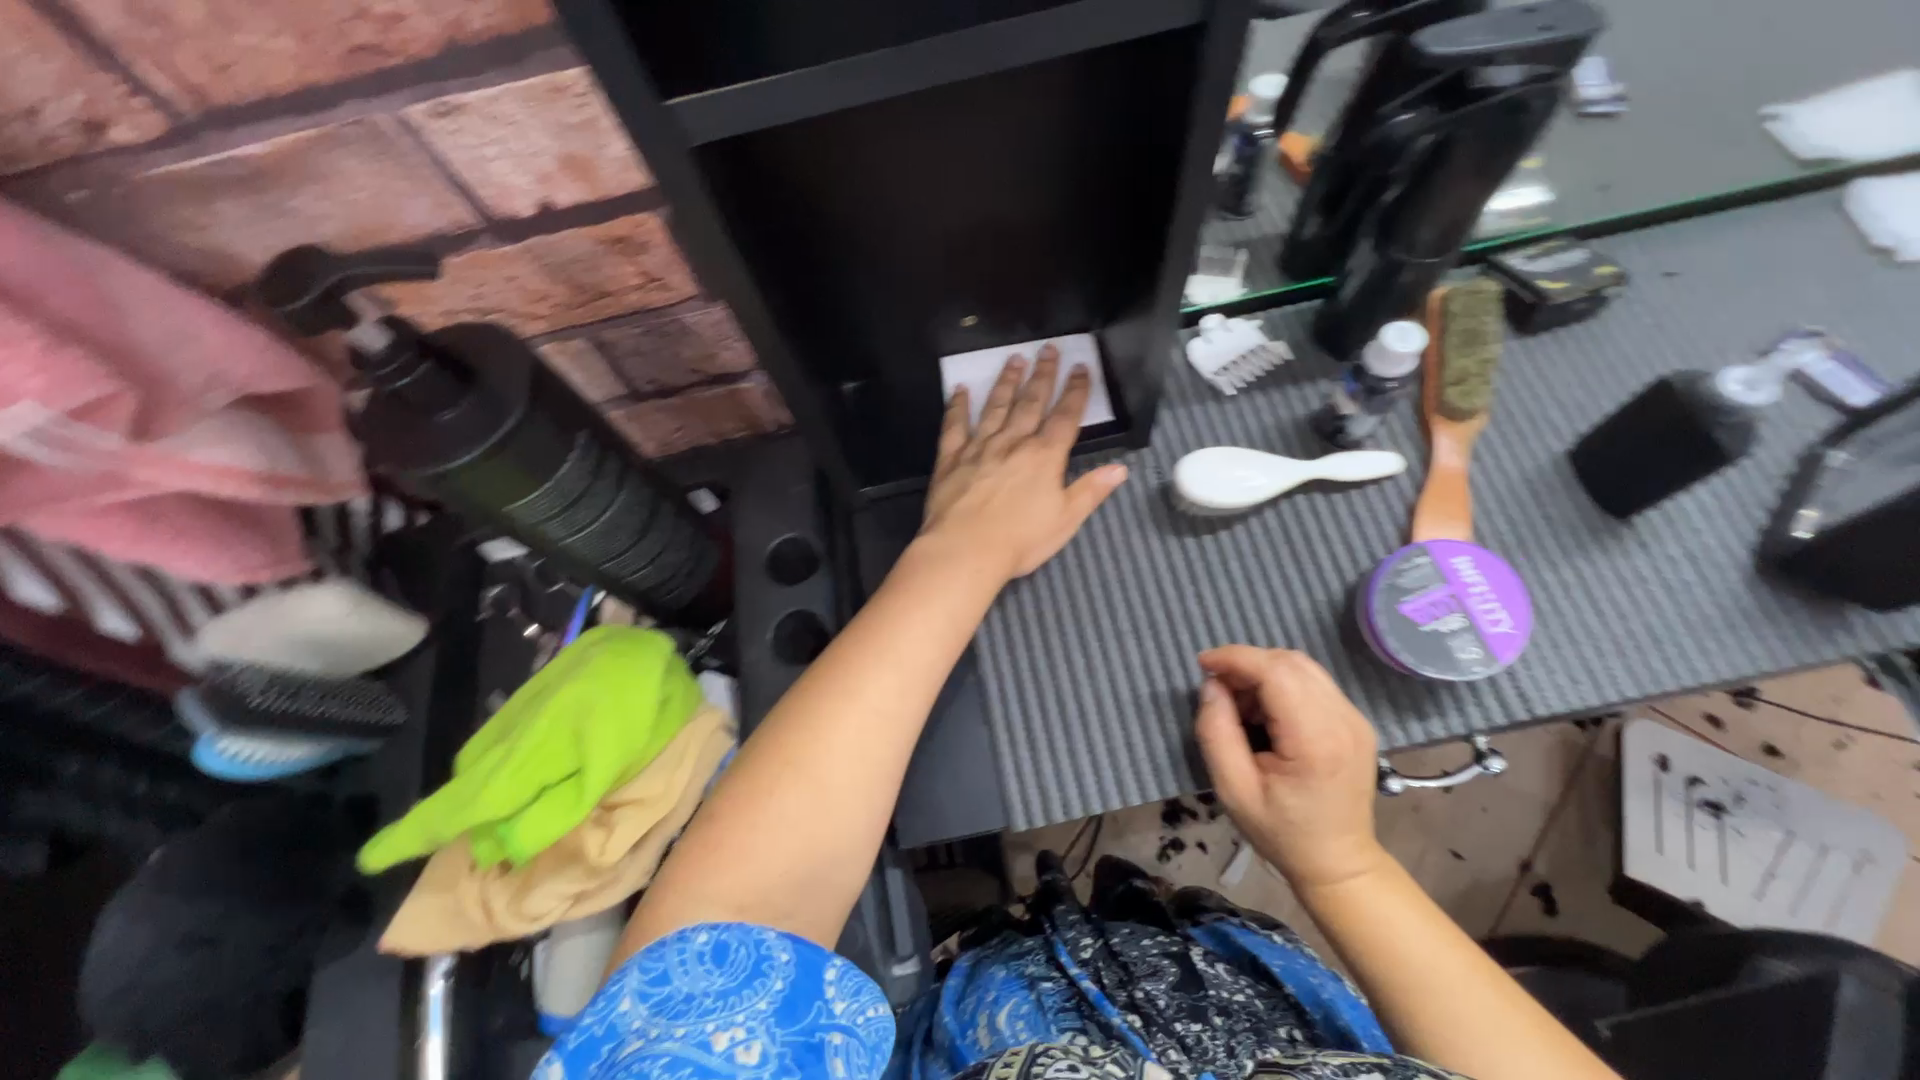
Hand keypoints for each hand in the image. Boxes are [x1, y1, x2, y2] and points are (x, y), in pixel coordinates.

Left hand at [919, 346, 1128, 581]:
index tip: (1081, 368)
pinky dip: (958, 406)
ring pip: (995, 407)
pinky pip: (954, 426)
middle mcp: (1013, 443)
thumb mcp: (1066, 519)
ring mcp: (979, 448)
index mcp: (1045, 456)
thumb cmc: (1020, 541)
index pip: (1066, 417)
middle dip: (1042, 375)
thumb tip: (1120, 468)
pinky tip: (960, 390)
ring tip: (1014, 359)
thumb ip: (1091, 490)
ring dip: (1006, 381)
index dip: (1075, 391)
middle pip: (1031, 402)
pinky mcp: (950, 459)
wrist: (965, 549)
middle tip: (1048, 350)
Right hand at [1194, 645, 1388, 891]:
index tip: (1203, 664)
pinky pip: (1314, 683)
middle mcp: (1343, 719)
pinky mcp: (1356, 721)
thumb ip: (1216, 732)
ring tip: (1241, 705)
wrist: (1338, 861)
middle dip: (1247, 664)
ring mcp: (1355, 718)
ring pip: (1303, 667)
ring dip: (1265, 673)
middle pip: (1290, 662)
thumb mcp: (1233, 789)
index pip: (1276, 671)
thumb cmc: (1281, 831)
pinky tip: (1267, 713)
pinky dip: (1283, 684)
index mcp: (1315, 740)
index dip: (1236, 658)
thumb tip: (1212, 686)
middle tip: (1219, 691)